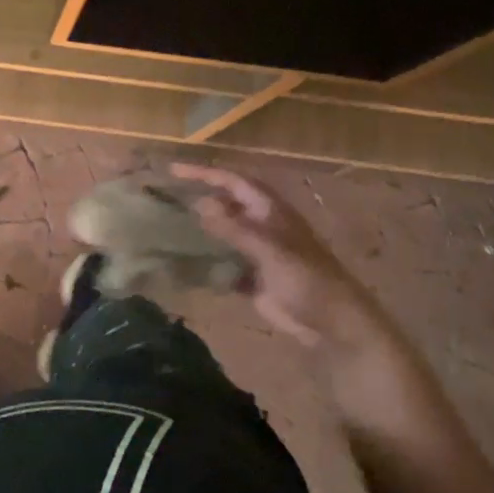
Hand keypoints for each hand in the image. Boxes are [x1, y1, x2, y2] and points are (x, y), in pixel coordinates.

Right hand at [172, 163, 379, 349]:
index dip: (205, 174)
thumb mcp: (271, 251)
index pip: (233, 182)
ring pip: (222, 234)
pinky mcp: (252, 277)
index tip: (173, 171)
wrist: (330, 321)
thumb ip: (236, 229)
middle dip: (198, 199)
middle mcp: (262, 226)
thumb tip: (200, 204)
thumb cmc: (306, 279)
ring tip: (165, 229)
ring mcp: (256, 252)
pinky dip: (205, 262)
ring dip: (198, 231)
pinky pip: (223, 263)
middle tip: (163, 198)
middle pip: (226, 205)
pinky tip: (183, 264)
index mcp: (270, 211)